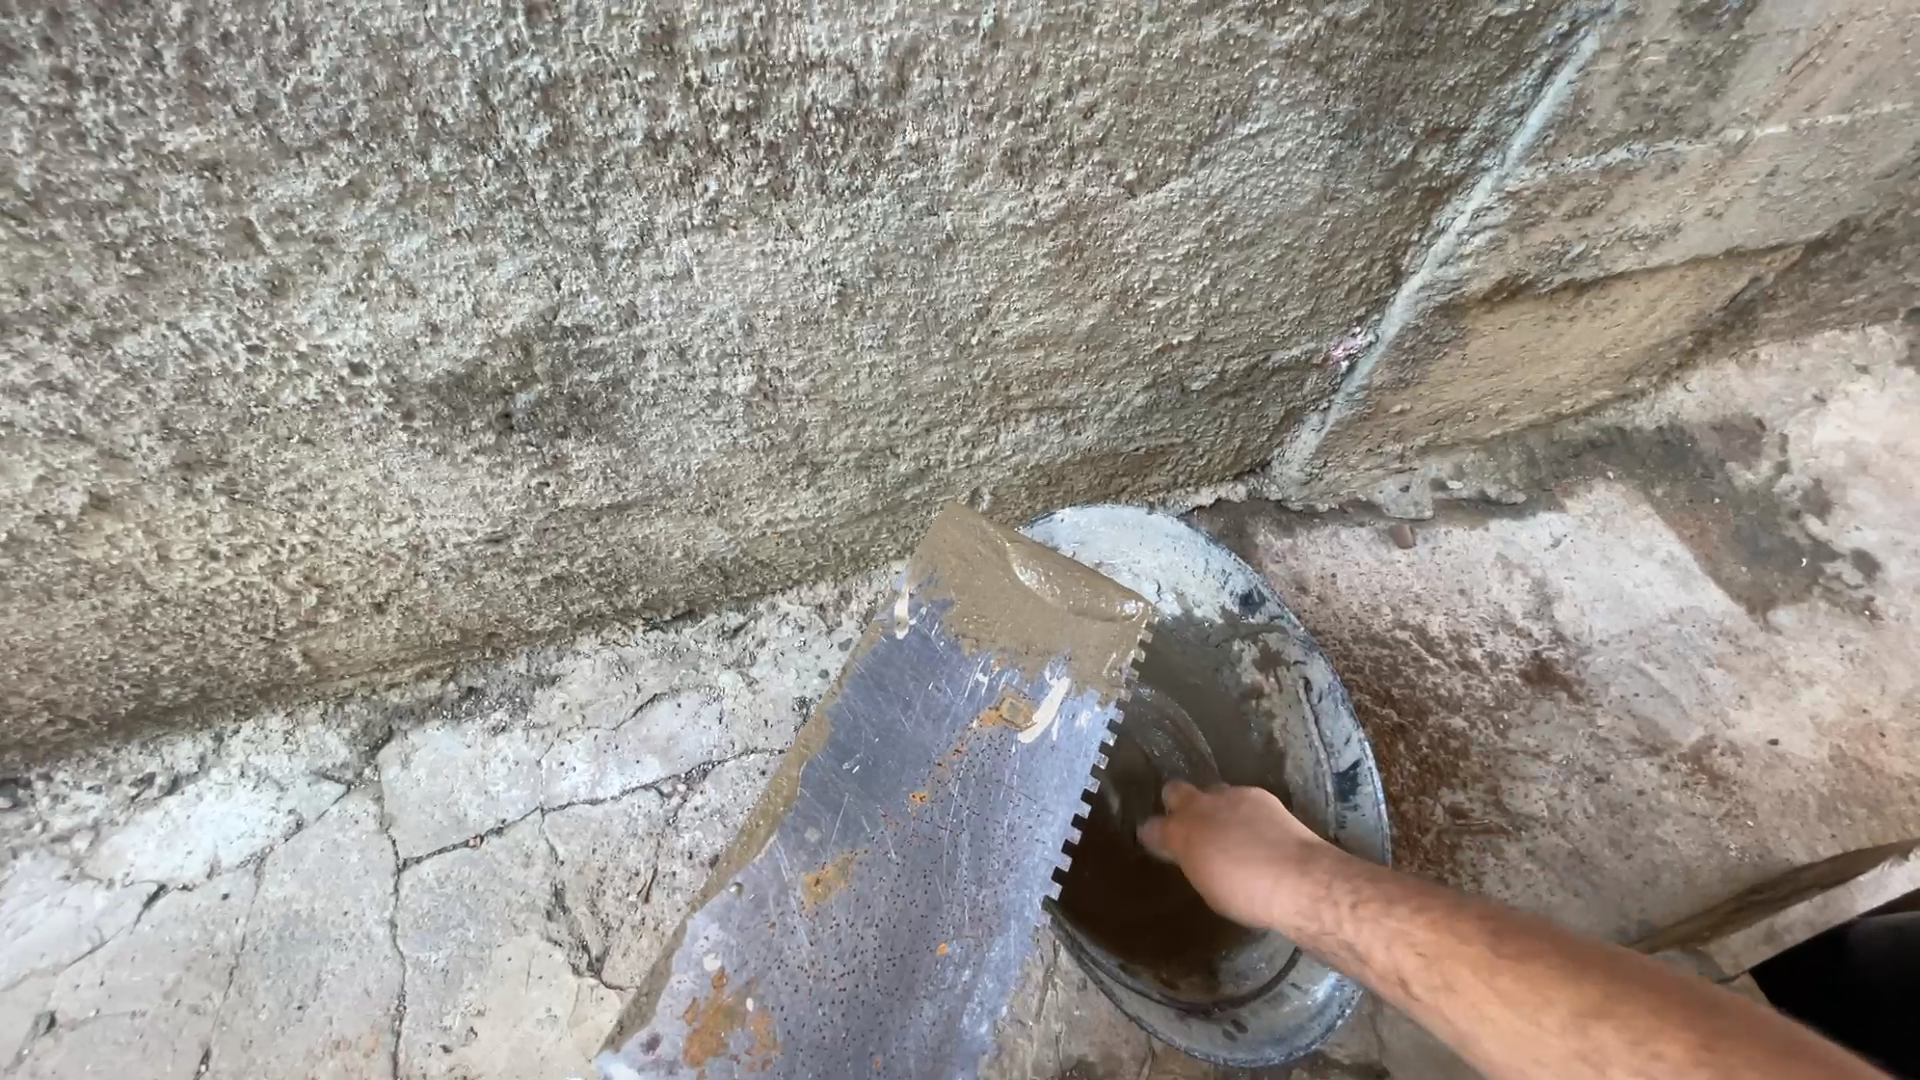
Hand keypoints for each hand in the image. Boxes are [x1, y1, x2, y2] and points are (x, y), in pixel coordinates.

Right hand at [1136, 781, 1330, 928]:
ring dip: (1216, 808)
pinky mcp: (1258, 793)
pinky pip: (1242, 798)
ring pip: (1212, 792)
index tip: (1157, 845)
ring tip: (1232, 830)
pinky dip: (1246, 812)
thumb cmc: (1247, 896)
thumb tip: (1193, 856)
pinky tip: (1261, 831)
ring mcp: (1229, 796)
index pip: (1150, 828)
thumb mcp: (1208, 888)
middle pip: (1174, 790)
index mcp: (1180, 834)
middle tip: (1192, 826)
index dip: (1152, 836)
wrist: (1298, 878)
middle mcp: (1199, 807)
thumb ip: (1194, 864)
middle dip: (1177, 804)